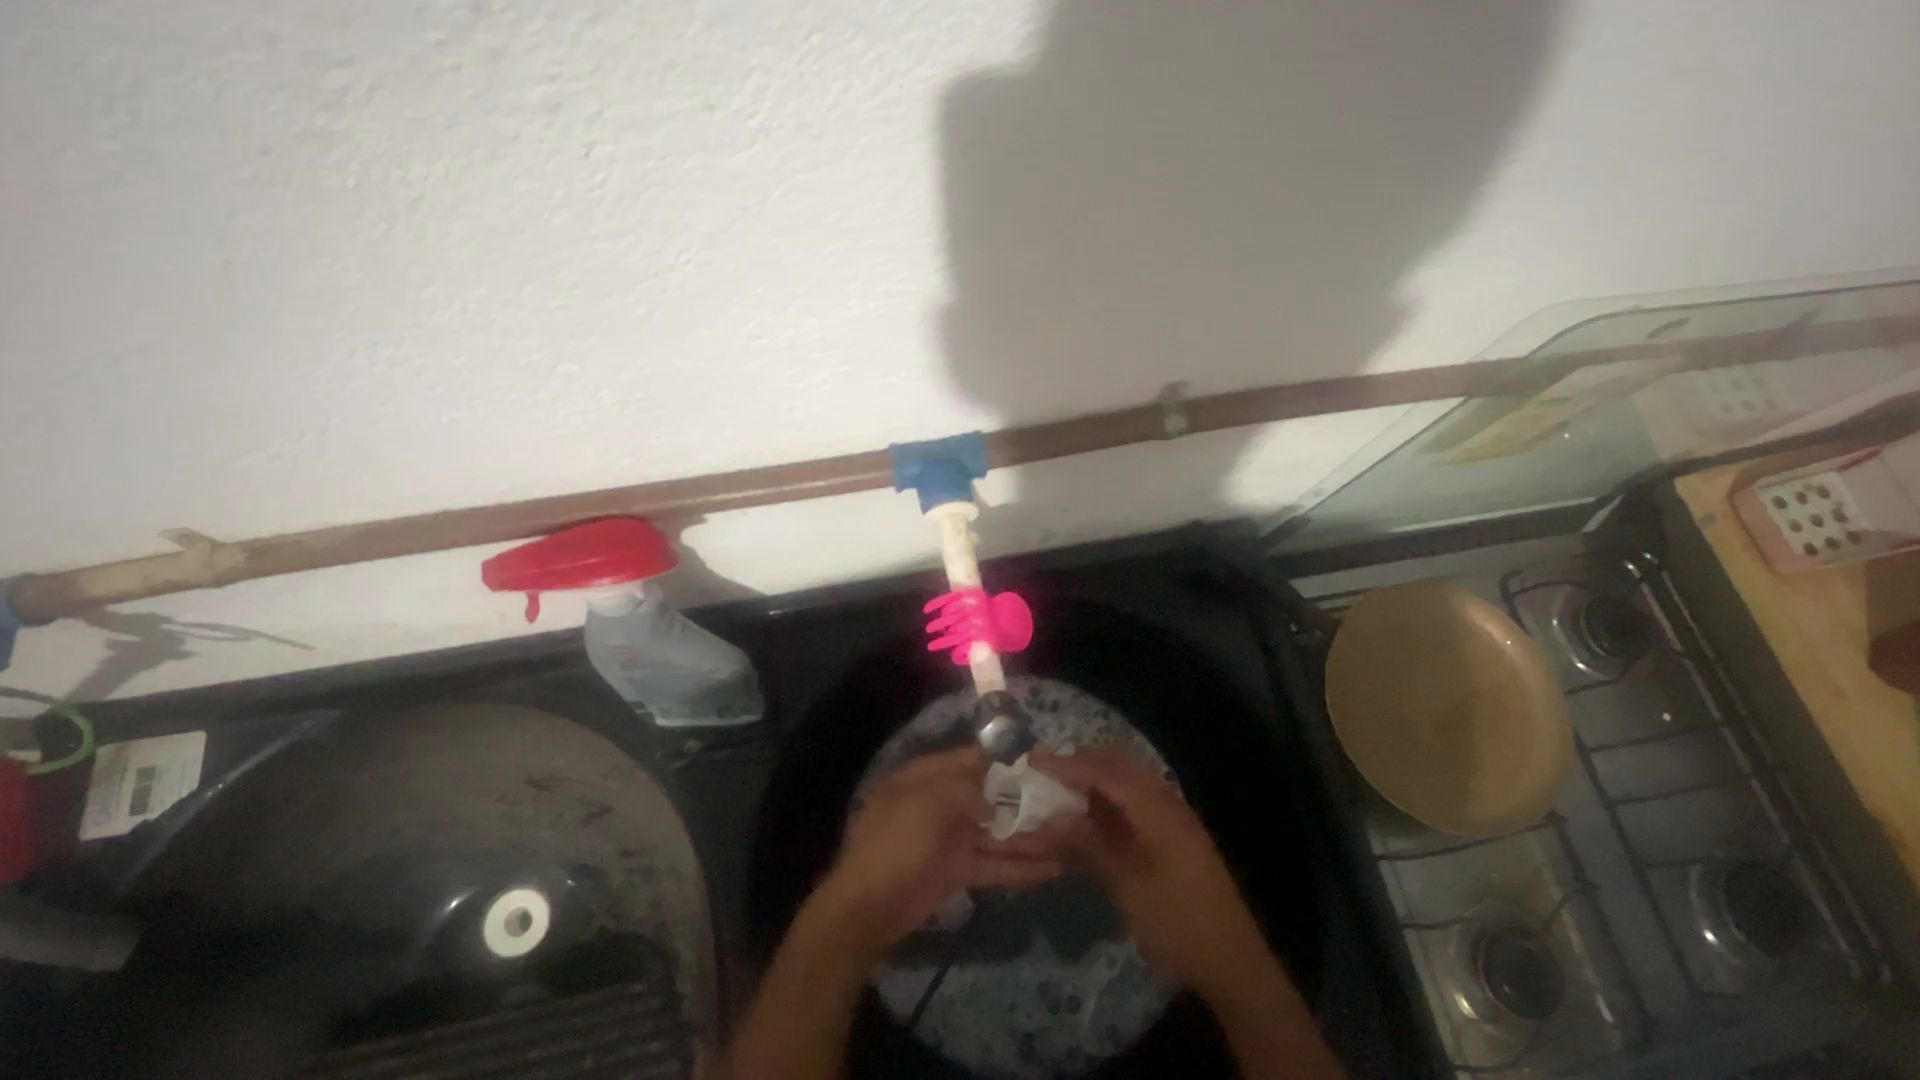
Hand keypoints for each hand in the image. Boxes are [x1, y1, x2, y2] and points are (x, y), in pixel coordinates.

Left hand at [810, 746, 1064, 954]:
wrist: (866, 910)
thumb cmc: (894, 846)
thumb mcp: (926, 804)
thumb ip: (965, 789)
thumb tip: (996, 799)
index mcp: (926, 777)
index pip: (973, 758)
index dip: (1008, 758)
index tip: (1046, 759)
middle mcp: (941, 802)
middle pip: (992, 795)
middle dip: (1027, 798)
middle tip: (1069, 799)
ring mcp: (950, 838)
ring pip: (999, 831)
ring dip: (1031, 833)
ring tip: (1073, 833)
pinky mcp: (958, 871)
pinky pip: (995, 863)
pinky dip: (1022, 866)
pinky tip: (1055, 868)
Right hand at [1032, 747, 1265, 994]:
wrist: (1232, 965)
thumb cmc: (1178, 923)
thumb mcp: (1127, 886)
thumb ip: (1089, 845)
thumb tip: (1049, 818)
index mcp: (1159, 810)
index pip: (1107, 772)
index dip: (1069, 764)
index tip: (1032, 760)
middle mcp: (1167, 806)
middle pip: (1120, 770)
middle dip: (1081, 765)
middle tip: (1043, 769)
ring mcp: (1173, 824)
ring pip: (1127, 787)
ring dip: (1094, 783)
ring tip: (1057, 790)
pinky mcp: (1173, 843)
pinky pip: (1134, 809)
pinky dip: (1107, 806)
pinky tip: (1085, 820)